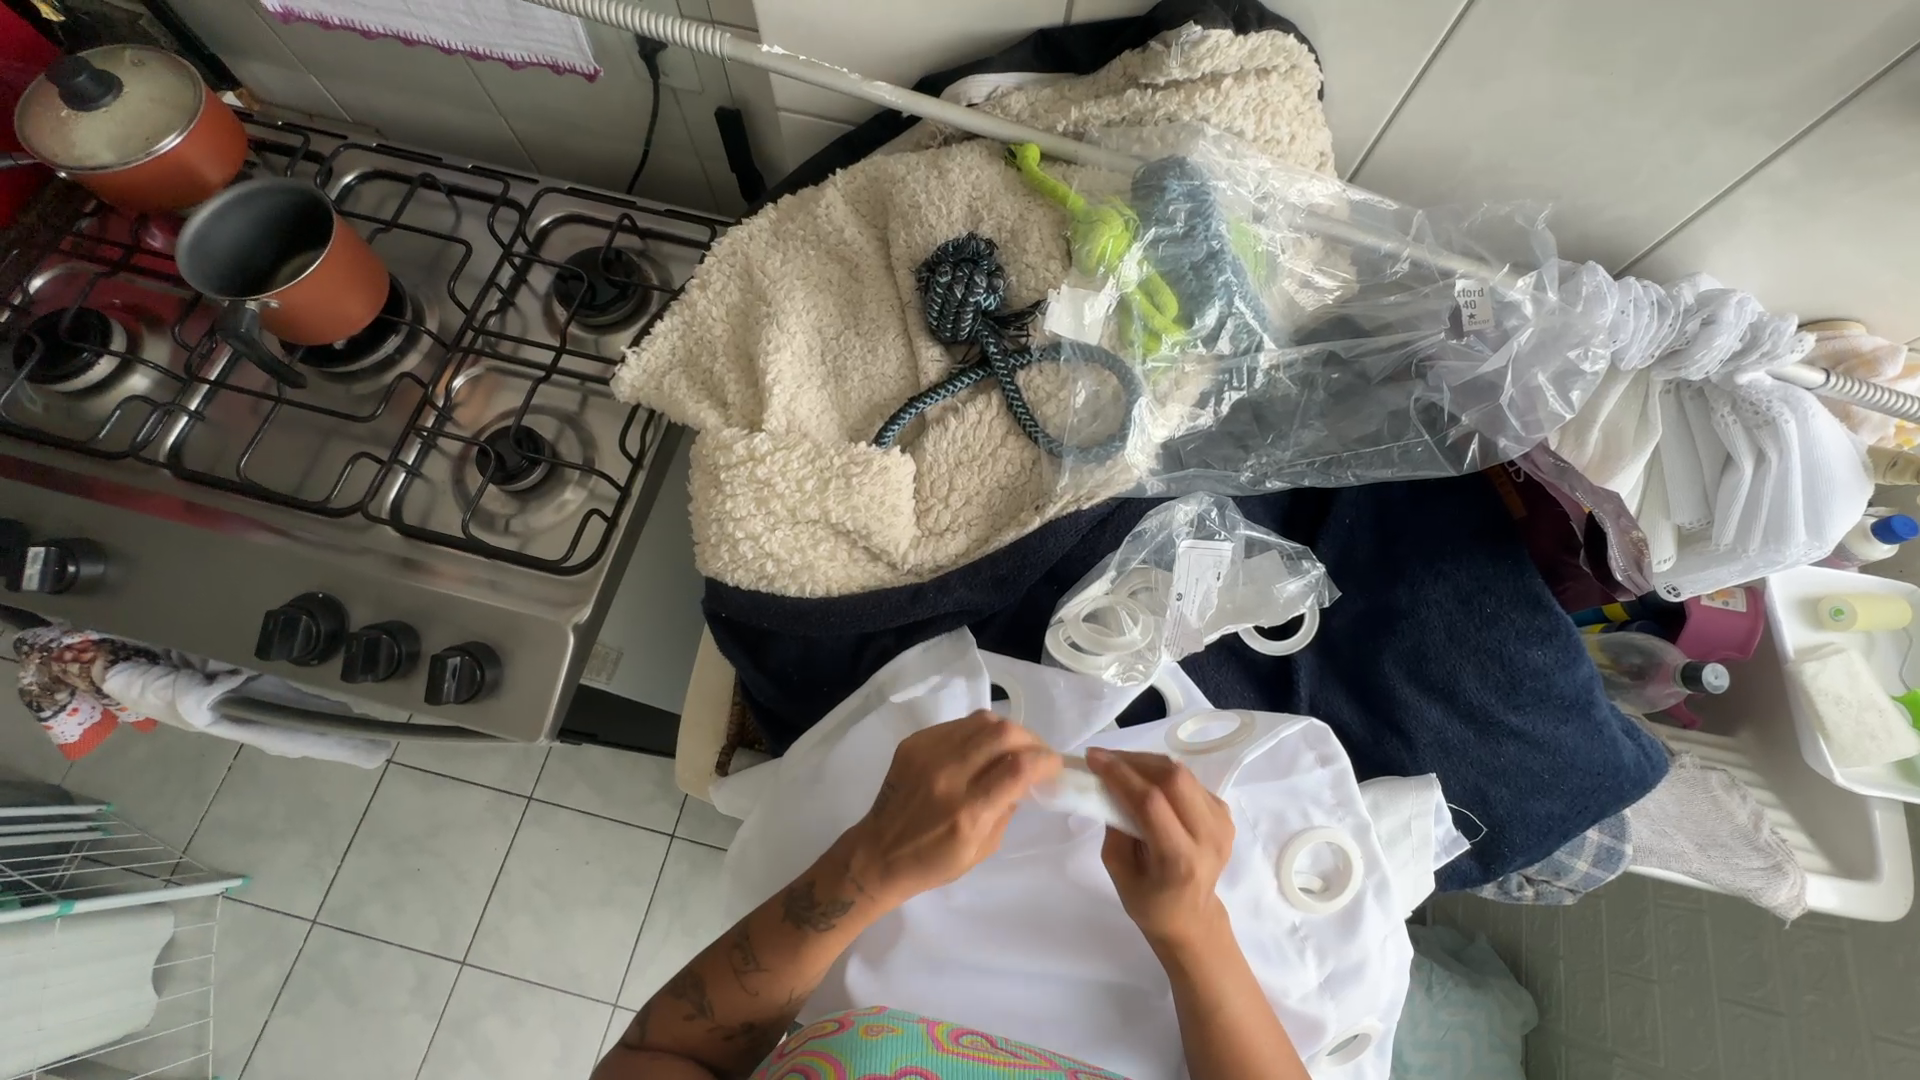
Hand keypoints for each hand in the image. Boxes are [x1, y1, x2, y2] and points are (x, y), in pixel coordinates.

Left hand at [843, 711, 1061, 905]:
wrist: (877, 853)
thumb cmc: (933, 862)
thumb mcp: (982, 849)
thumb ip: (1007, 809)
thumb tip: (1025, 778)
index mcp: (967, 812)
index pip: (1018, 768)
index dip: (1045, 760)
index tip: (1054, 765)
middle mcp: (947, 776)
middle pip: (1002, 733)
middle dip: (1030, 739)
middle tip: (1037, 752)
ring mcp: (927, 754)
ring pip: (981, 720)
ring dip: (1006, 730)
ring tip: (1013, 746)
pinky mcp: (914, 743)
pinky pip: (957, 725)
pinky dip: (978, 733)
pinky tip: (981, 748)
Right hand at [1086, 748, 1234, 952]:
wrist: (1192, 919)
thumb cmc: (1149, 902)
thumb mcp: (1118, 870)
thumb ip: (1114, 827)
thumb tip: (1109, 785)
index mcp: (1180, 860)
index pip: (1150, 802)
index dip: (1119, 774)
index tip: (1092, 758)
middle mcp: (1208, 838)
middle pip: (1174, 778)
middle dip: (1134, 761)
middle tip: (1106, 758)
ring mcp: (1222, 824)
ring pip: (1182, 773)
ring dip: (1147, 763)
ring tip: (1121, 766)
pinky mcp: (1225, 814)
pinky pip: (1189, 780)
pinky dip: (1162, 774)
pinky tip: (1145, 781)